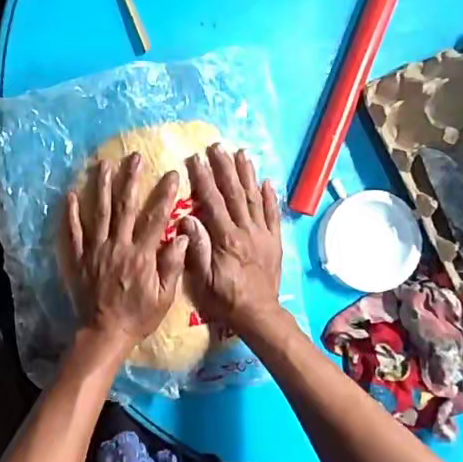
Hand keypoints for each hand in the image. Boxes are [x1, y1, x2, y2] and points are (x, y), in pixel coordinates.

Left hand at [60, 153, 190, 350]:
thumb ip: (173, 265)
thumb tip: (184, 236)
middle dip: (130, 179)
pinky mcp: (79, 258)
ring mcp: (96, 250)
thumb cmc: (139, 316)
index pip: (156, 218)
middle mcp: (118, 246)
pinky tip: (70, 194)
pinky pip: (73, 232)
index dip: (165, 195)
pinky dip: (71, 213)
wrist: (106, 332)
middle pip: (125, 207)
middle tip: (133, 157)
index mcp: (142, 255)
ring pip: (98, 213)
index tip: (171, 174)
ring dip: (100, 186)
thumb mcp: (165, 297)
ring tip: (103, 164)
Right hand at [182, 144, 284, 332]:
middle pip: (235, 193)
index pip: (212, 202)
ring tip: (241, 153)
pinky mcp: (274, 242)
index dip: (203, 179)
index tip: (196, 158)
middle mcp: (246, 231)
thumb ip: (196, 248)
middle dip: (225, 168)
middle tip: (218, 146)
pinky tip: (266, 181)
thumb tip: (187, 218)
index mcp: (226, 239)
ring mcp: (262, 235)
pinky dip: (271, 196)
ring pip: (255, 198)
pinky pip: (273, 215)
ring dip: (247, 174)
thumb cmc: (225, 300)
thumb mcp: (202, 279)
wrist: (258, 315)